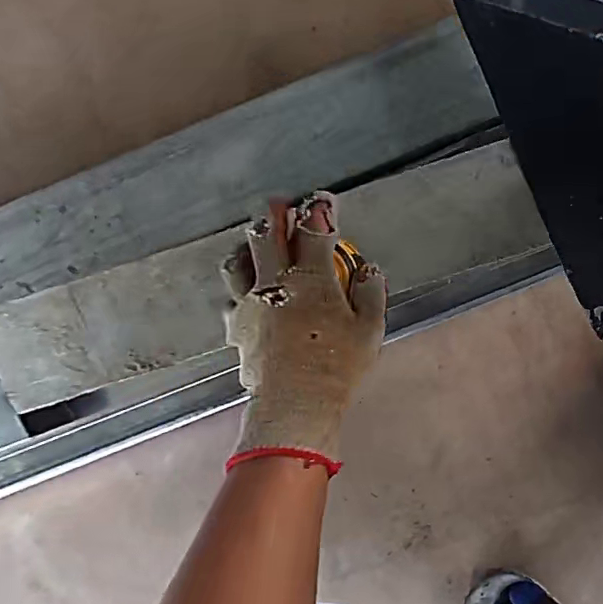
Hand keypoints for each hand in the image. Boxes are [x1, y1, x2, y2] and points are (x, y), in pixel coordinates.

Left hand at [220, 192, 386, 468]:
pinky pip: (233, 297)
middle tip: (280, 204)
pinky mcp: (238, 327)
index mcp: (312, 279)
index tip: (324, 201)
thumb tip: (368, 271)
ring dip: (248, 246)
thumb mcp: (369, 329)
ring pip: (238, 262)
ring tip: (254, 241)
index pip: (314, 232)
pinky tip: (249, 293)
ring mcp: (251, 304)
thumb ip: (369, 293)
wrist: (295, 402)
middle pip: (267, 236)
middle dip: (274, 215)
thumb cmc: (337, 365)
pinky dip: (241, 288)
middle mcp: (276, 284)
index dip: (320, 211)